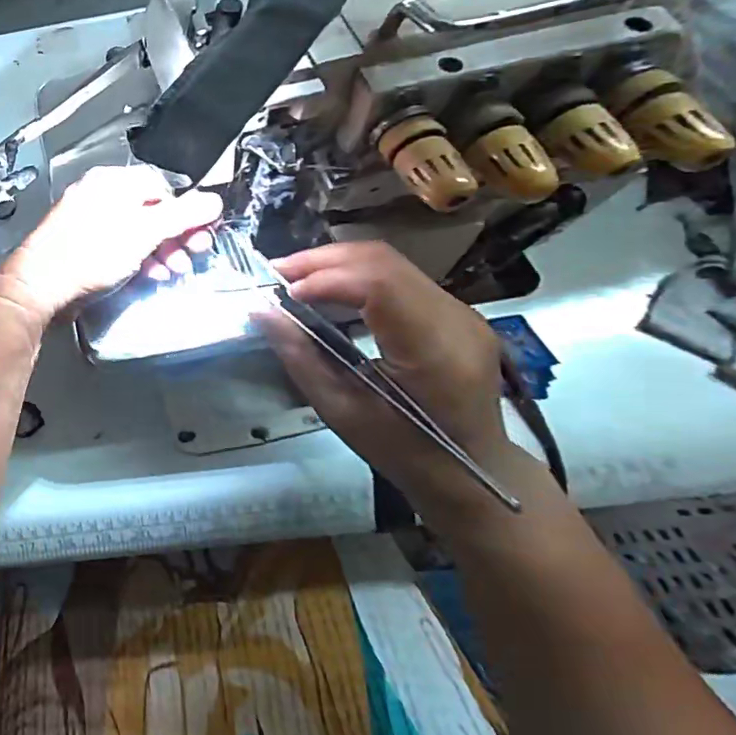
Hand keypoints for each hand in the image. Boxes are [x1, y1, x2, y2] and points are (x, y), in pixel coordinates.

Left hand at [0, 165, 222, 323]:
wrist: (38, 287)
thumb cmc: (87, 254)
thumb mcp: (145, 231)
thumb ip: (182, 215)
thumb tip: (212, 201)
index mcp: (111, 182)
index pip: (161, 186)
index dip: (185, 209)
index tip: (201, 230)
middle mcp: (98, 196)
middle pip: (150, 210)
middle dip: (176, 235)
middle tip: (192, 253)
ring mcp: (87, 222)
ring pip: (135, 231)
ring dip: (160, 251)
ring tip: (172, 271)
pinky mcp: (81, 247)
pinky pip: (117, 247)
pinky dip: (137, 259)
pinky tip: (148, 275)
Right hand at [253, 242, 523, 526]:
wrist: (474, 473)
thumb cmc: (403, 452)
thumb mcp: (342, 410)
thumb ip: (300, 356)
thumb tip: (261, 310)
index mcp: (433, 351)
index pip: (379, 285)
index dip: (327, 278)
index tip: (284, 292)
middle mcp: (455, 319)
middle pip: (383, 261)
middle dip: (323, 260)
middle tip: (277, 272)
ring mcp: (461, 311)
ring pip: (391, 261)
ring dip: (338, 262)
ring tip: (295, 275)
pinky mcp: (455, 311)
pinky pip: (400, 275)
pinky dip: (357, 273)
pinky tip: (329, 286)